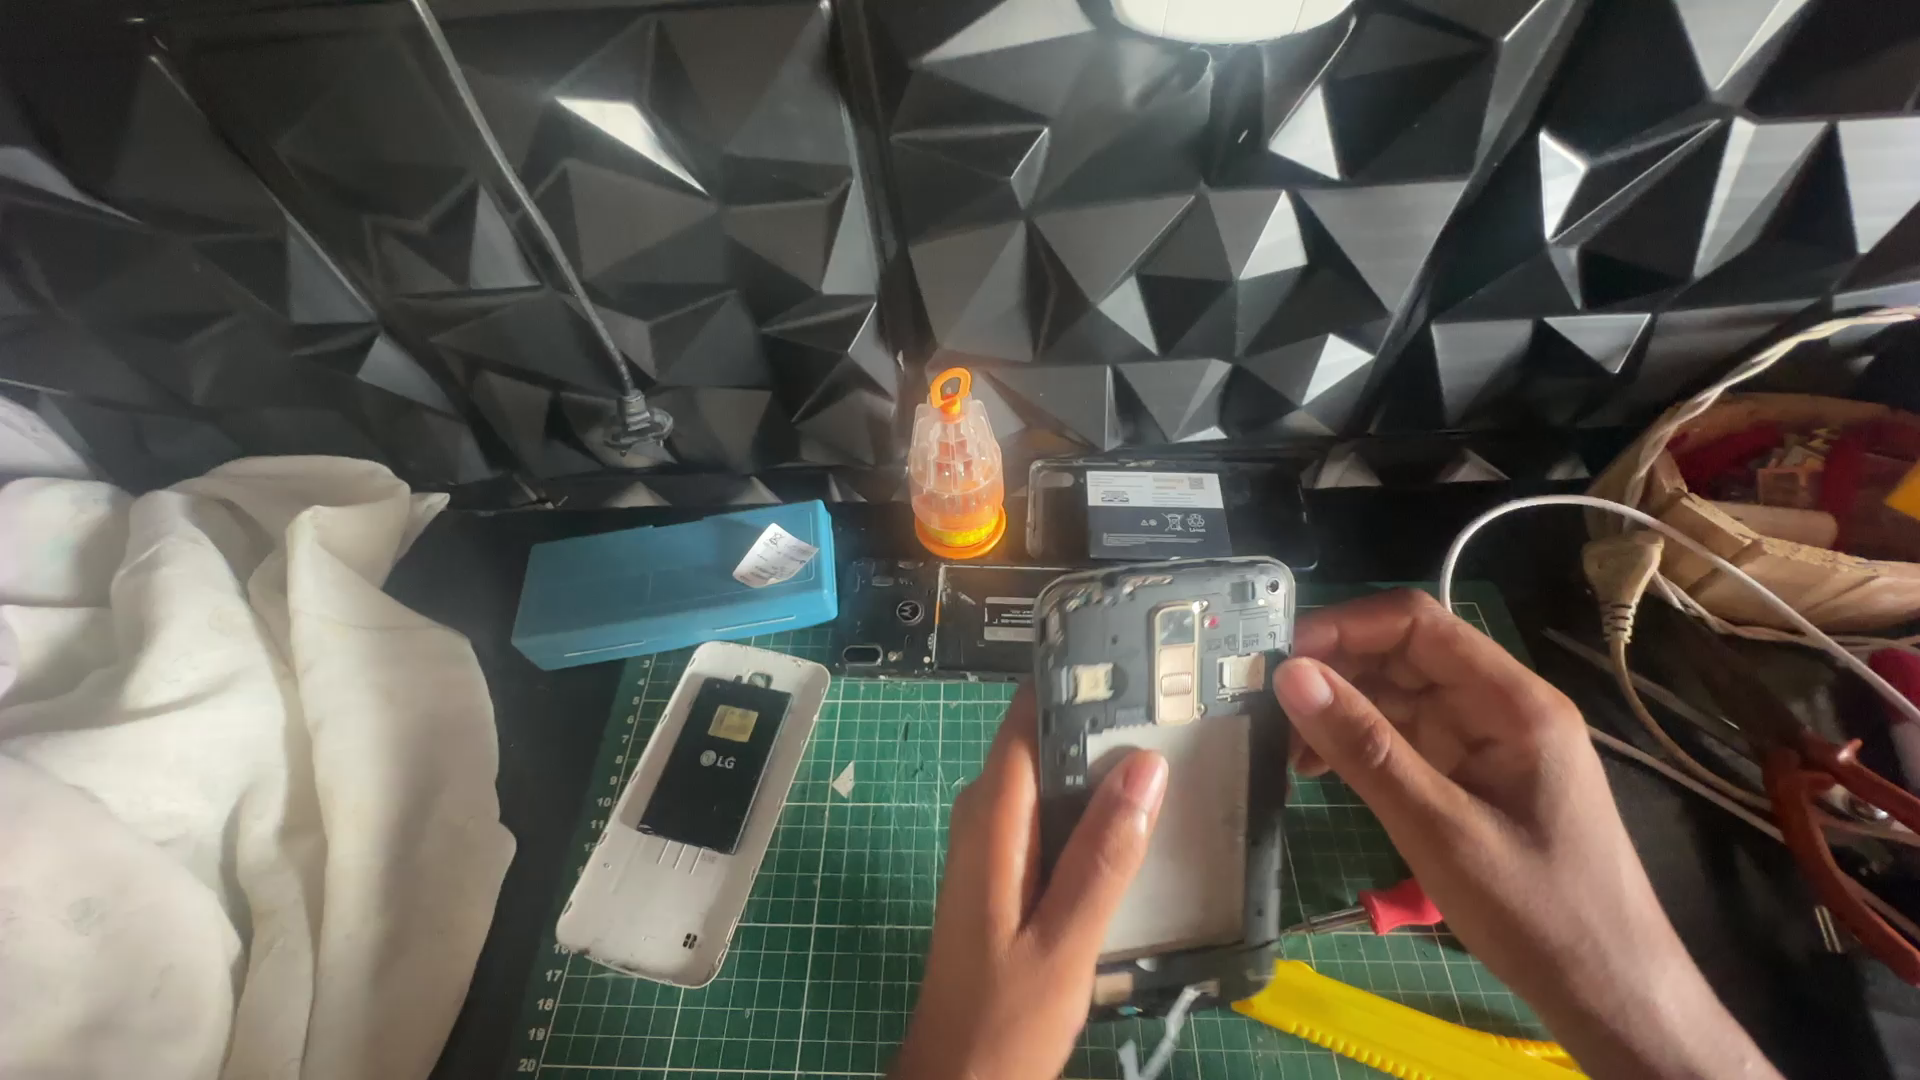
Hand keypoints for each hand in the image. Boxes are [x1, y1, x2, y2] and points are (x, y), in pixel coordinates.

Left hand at [890, 686, 1167, 1079]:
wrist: (958, 1078)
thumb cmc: (1004, 1017)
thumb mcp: (1064, 940)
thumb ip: (1104, 854)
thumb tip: (1145, 764)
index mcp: (991, 815)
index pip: (1026, 719)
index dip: (1072, 682)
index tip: (1132, 659)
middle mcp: (984, 812)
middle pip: (1041, 741)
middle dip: (1098, 719)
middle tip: (1171, 703)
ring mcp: (992, 837)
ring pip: (1048, 776)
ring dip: (1098, 762)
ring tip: (1169, 742)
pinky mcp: (1005, 864)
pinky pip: (1048, 811)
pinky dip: (1088, 803)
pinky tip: (1135, 811)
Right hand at [1273, 589, 1780, 1079]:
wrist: (1613, 1000)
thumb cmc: (1538, 913)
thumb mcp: (1438, 828)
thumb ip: (1363, 746)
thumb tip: (1290, 675)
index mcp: (1511, 702)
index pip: (1417, 624)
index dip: (1344, 627)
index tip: (1282, 659)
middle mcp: (1496, 706)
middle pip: (1400, 654)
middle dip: (1332, 671)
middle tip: (1270, 707)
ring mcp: (1481, 739)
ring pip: (1392, 693)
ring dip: (1336, 709)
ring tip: (1287, 747)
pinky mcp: (1466, 771)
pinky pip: (1398, 734)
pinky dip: (1353, 742)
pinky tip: (1317, 768)